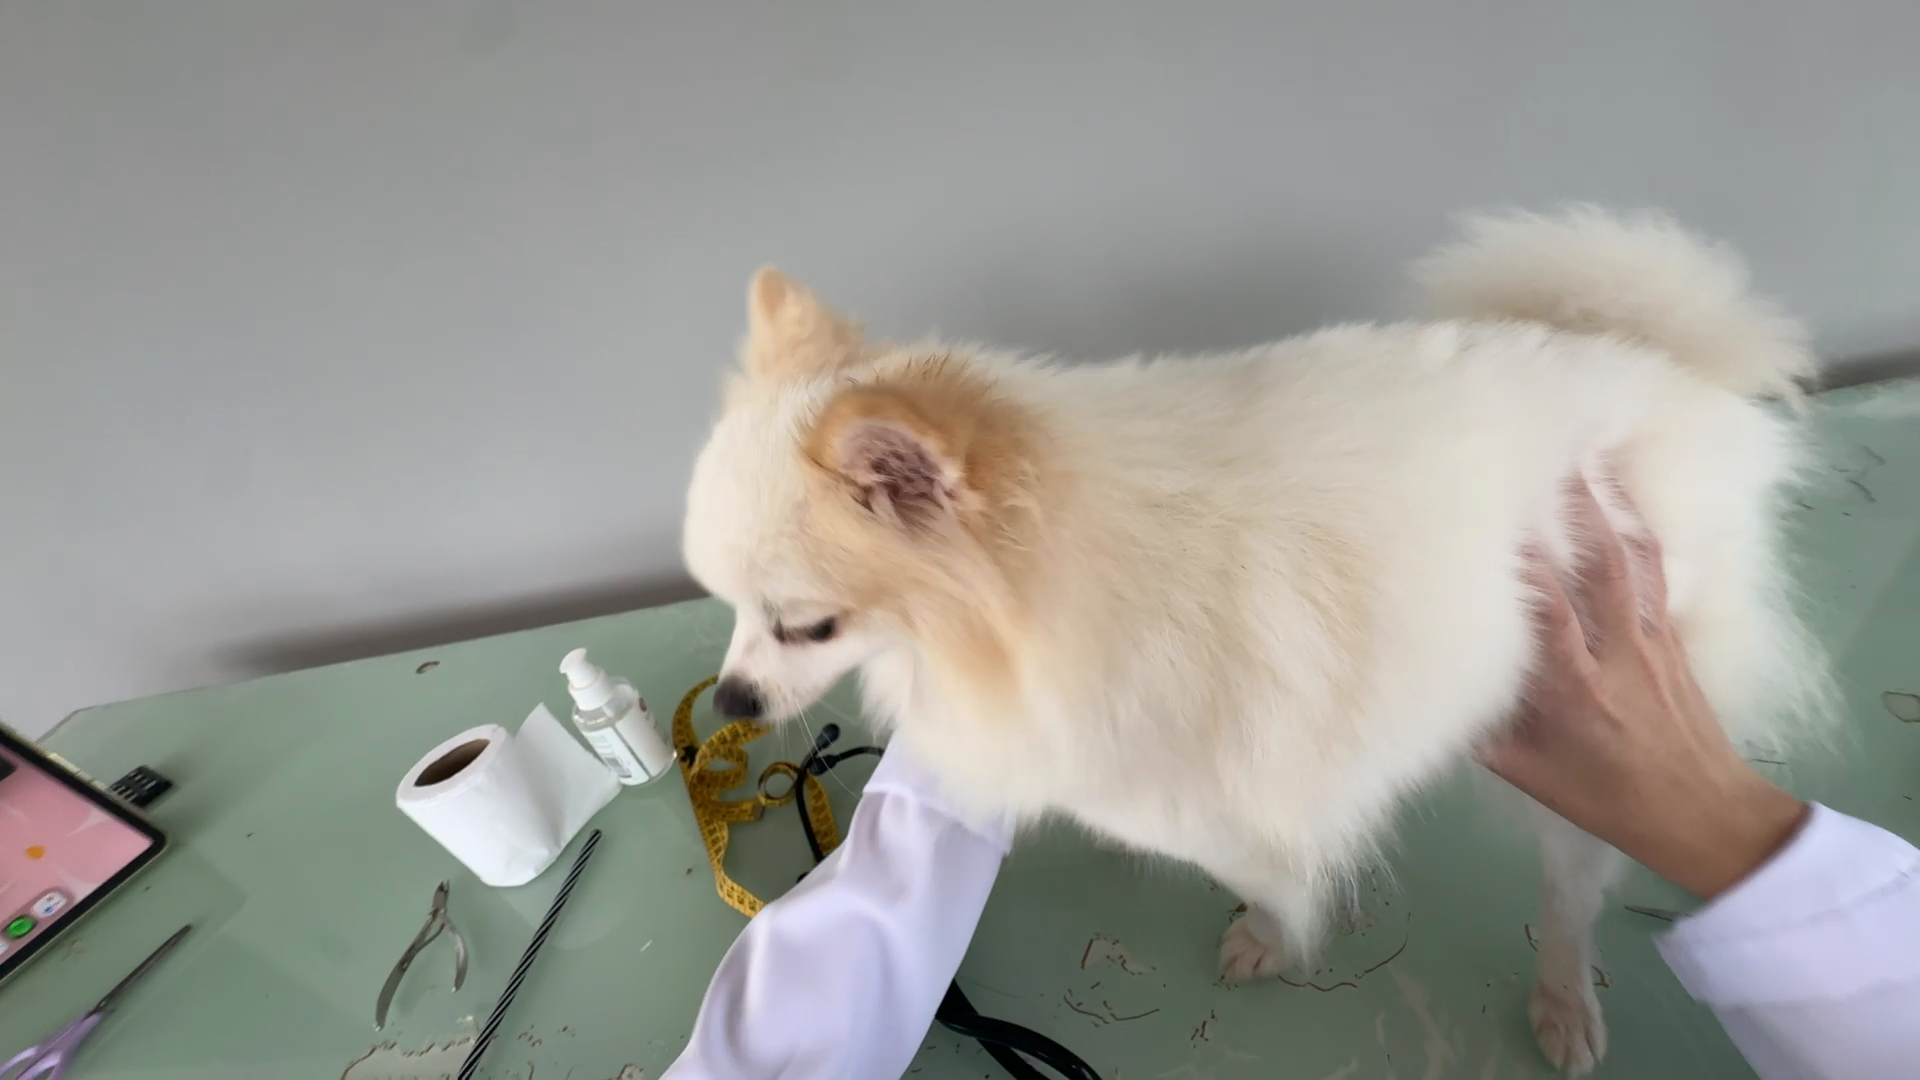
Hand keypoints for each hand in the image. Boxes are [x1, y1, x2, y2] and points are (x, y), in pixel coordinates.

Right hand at [1480, 477, 1808, 900]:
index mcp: (1574, 687)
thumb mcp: (1520, 770)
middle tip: (1542, 455)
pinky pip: (1653, 574)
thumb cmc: (1601, 794)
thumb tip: (1424, 672)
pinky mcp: (1673, 637)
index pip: (1547, 608)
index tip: (1486, 517)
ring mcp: (1653, 640)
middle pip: (1598, 565)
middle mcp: (1618, 652)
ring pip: (1632, 560)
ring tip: (1580, 460)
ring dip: (1605, 507)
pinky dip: (1634, 532)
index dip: (1520, 559)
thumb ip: (1476, 718)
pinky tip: (1618, 504)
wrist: (1708, 817)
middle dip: (1571, 507)